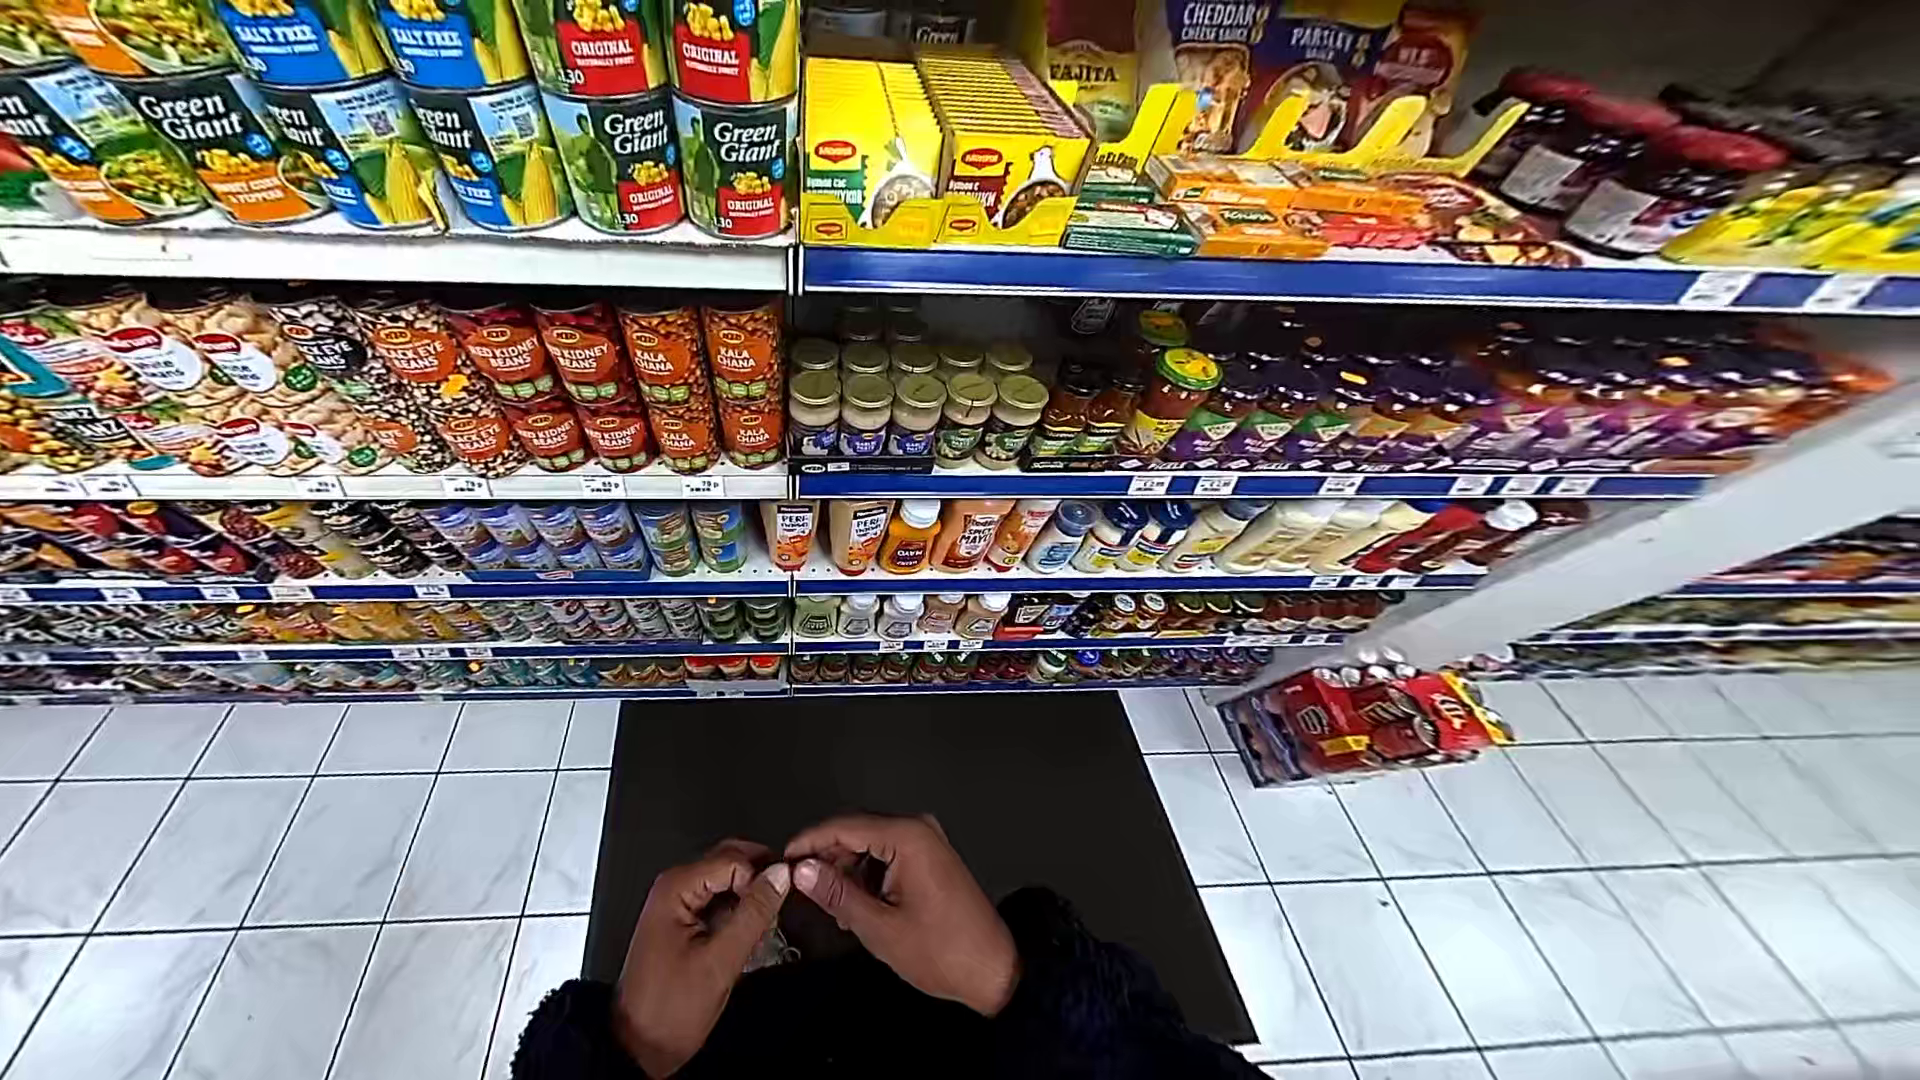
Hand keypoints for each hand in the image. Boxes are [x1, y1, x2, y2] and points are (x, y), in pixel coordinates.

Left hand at [614, 840, 789, 1076]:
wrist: (636, 1051)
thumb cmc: (668, 1011)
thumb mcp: (720, 962)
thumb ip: (754, 914)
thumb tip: (780, 875)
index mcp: (677, 887)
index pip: (737, 859)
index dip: (760, 881)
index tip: (772, 909)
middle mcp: (676, 884)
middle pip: (733, 859)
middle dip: (758, 882)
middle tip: (774, 911)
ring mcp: (679, 899)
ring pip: (730, 876)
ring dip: (751, 897)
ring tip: (760, 929)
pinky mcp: (685, 914)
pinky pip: (721, 895)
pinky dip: (740, 909)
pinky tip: (746, 936)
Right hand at [785, 814, 1018, 1016]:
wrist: (991, 966)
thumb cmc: (938, 950)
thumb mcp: (879, 926)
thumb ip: (837, 893)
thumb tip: (800, 870)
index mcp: (907, 835)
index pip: (846, 824)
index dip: (809, 840)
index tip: (781, 860)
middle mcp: (917, 826)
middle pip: (858, 827)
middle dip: (827, 854)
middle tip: (801, 887)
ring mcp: (926, 838)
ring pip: (870, 840)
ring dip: (847, 865)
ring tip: (832, 904)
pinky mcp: (929, 853)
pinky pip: (888, 850)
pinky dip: (867, 870)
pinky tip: (856, 901)